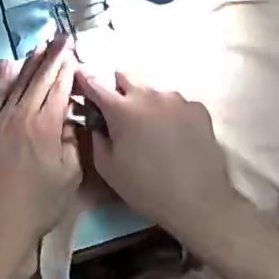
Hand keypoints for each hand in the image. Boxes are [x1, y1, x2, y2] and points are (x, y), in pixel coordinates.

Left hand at [0, 39, 81, 265]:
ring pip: (17, 83)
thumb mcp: (70, 176)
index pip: (59, 87)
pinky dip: (2, 78)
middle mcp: (22, 115)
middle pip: (39, 79)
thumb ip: (73, 142)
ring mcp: (0, 121)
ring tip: (40, 45)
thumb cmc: (40, 204)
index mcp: (46, 125)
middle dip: (52, 57)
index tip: (75, 50)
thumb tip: (71, 119)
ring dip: (30, 62)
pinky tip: (8, 64)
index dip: (68, 68)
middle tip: (61, 38)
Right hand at [78, 71, 249, 248]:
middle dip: (118, 89)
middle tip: (119, 111)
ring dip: (147, 103)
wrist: (198, 202)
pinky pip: (177, 104)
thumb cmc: (146, 188)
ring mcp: (176, 99)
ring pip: (153, 91)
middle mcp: (148, 95)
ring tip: (152, 130)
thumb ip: (96, 137)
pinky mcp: (198, 108)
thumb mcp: (108, 168)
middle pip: (126, 77)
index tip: (80, 77)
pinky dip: (171, 114)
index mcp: (122, 109)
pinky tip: (176, 136)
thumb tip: (95, 120)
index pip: (95, 84)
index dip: (85, 80)